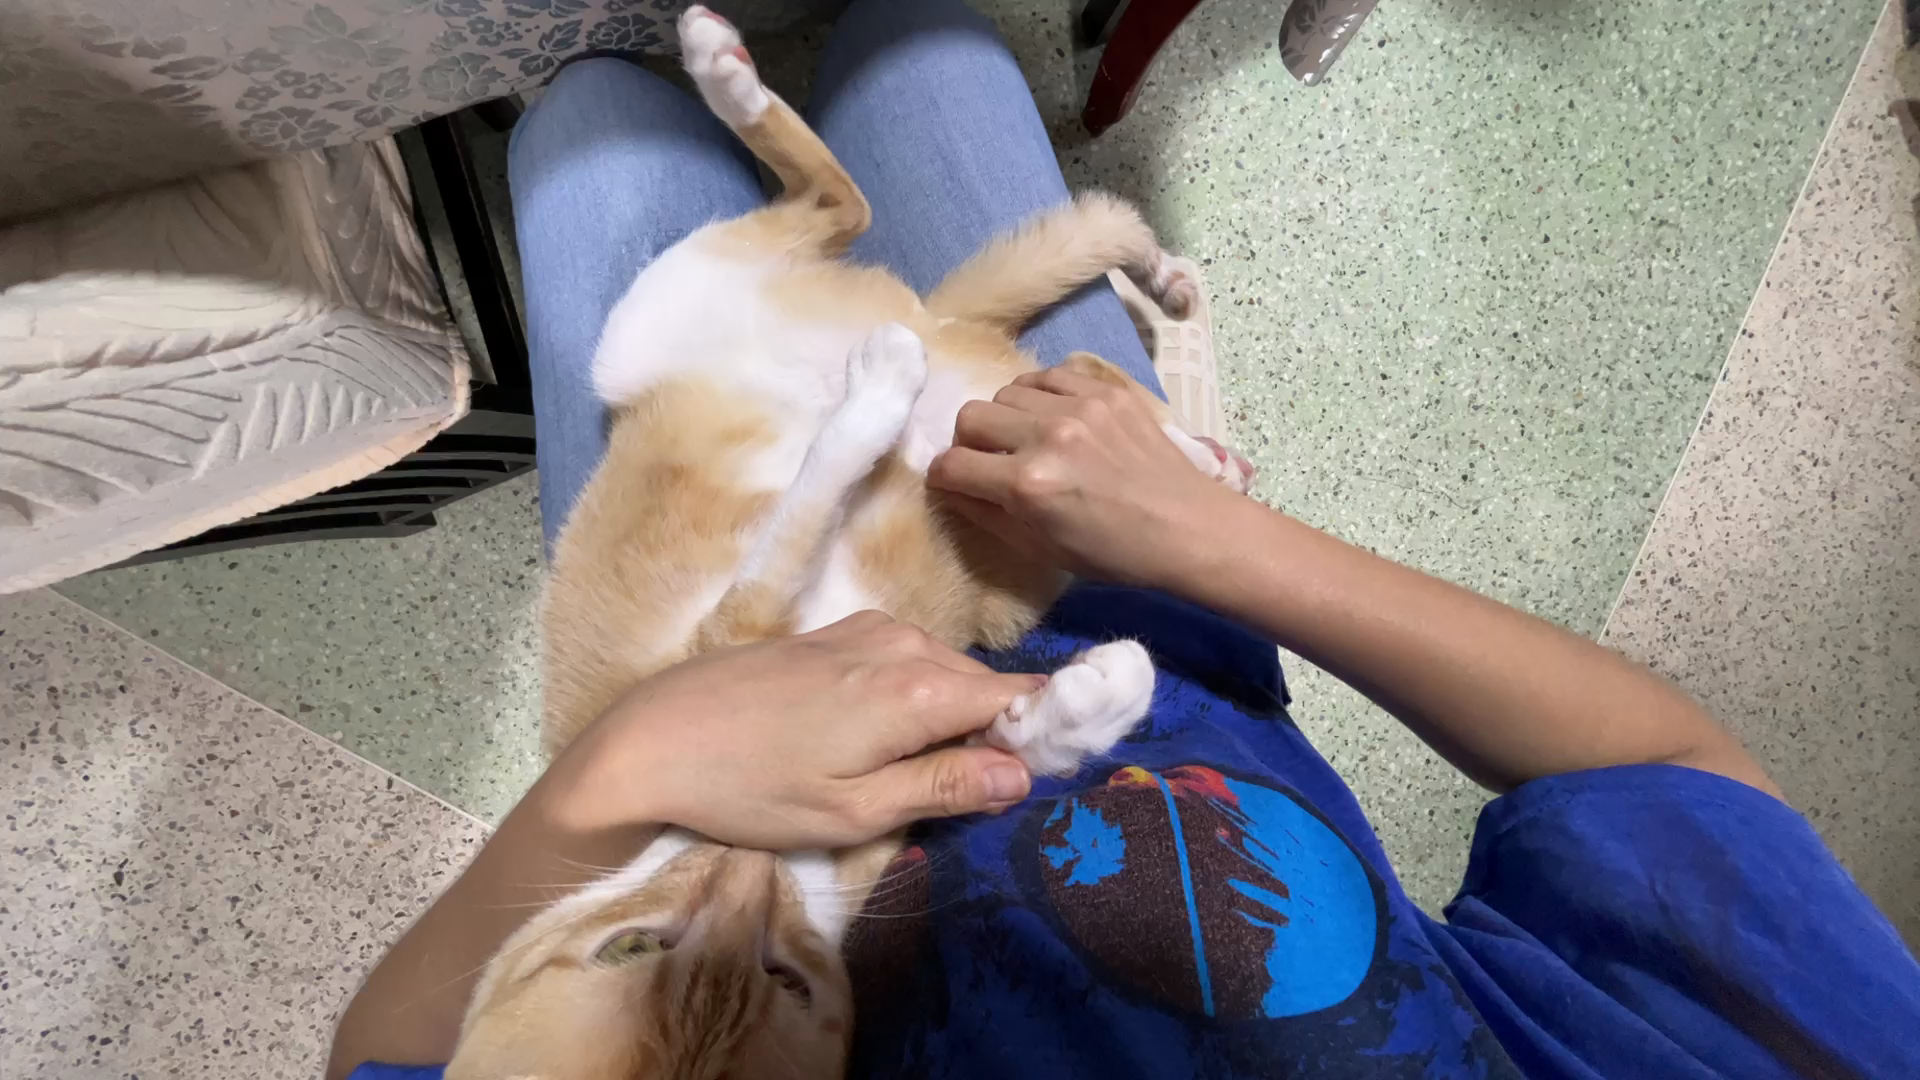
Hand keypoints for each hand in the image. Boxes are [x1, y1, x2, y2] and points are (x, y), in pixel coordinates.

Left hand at [541, 611, 1042, 848]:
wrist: (658, 733)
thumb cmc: (755, 786)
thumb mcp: (854, 809)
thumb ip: (945, 784)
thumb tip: (1023, 774)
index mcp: (919, 689)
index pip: (1018, 696)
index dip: (1041, 729)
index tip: (1039, 770)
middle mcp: (906, 643)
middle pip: (984, 684)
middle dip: (992, 729)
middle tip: (964, 789)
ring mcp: (872, 628)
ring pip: (947, 670)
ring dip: (951, 712)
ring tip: (911, 765)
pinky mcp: (842, 628)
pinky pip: (910, 657)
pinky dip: (917, 691)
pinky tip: (876, 727)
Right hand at [929, 367, 1237, 587]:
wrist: (1187, 528)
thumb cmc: (1112, 552)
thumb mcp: (1040, 548)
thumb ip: (985, 514)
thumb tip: (949, 487)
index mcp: (1028, 485)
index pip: (952, 465)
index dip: (944, 477)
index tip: (955, 483)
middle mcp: (1047, 436)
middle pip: (970, 416)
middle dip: (968, 442)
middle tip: (990, 461)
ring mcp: (1079, 406)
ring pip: (1006, 392)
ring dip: (1005, 418)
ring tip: (1027, 439)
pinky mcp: (1106, 390)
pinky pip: (1047, 375)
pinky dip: (1039, 395)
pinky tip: (1053, 417)